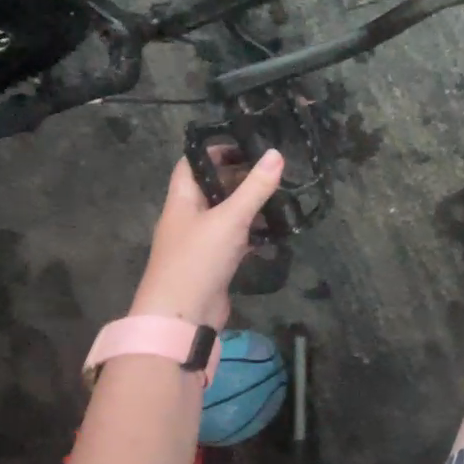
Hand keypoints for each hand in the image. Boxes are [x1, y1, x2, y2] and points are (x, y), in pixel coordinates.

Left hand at [127, 147, 283, 330]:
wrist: (181, 318)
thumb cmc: (198, 260)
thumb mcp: (230, 219)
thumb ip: (255, 187)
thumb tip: (276, 153)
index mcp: (182, 201)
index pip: (192, 164)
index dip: (215, 151)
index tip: (247, 145)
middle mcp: (188, 218)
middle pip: (213, 187)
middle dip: (240, 177)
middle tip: (273, 169)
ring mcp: (200, 241)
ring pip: (226, 213)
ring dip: (250, 205)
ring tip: (281, 194)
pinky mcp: (214, 262)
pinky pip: (235, 238)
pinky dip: (253, 232)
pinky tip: (276, 230)